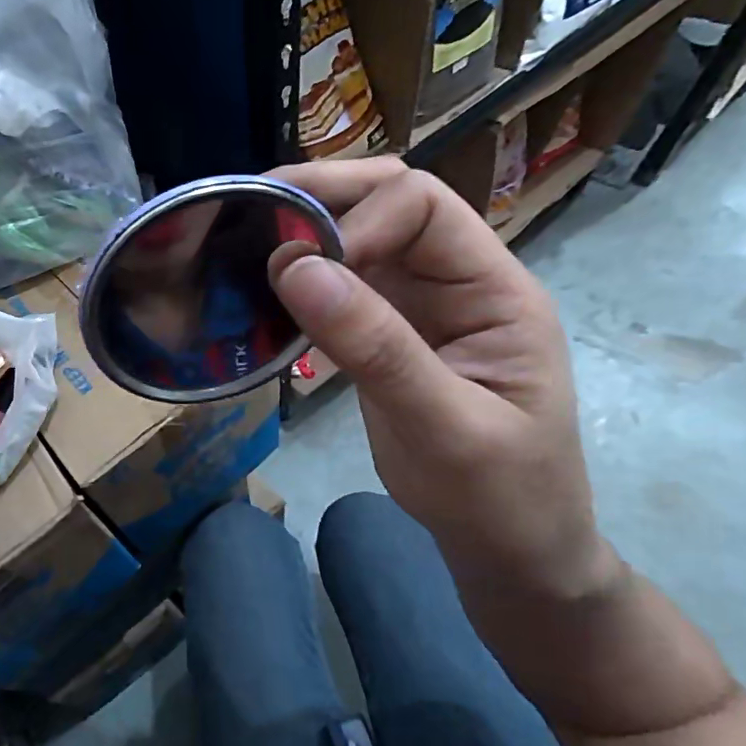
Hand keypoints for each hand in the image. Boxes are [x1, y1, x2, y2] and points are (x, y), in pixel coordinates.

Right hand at [266, 157, 613, 597]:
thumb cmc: (498, 494)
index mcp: (493, 289)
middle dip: (316, 198)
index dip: (353, 221)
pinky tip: (256, 291)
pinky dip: (293, 280)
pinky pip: (333, 286)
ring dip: (297, 235)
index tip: (296, 270)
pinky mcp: (380, 332)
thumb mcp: (443, 425)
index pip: (421, 204)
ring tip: (237, 246)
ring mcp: (414, 306)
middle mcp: (453, 281)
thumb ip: (375, 345)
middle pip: (385, 201)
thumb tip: (294, 268)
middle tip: (244, 215)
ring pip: (352, 239)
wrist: (508, 547)